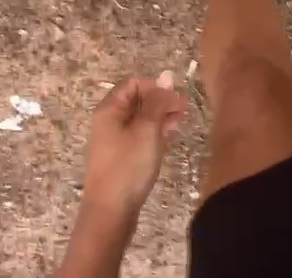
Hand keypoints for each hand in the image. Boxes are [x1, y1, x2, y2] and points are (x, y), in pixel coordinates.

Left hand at [80, 72, 187, 217]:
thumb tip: (167, 76)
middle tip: (183, 111)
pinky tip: (168, 140)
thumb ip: (158, 100)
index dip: (156, 86)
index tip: (176, 98)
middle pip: (138, 100)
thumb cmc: (129, 166)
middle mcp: (108, 121)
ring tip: (179, 126)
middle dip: (161, 102)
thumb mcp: (147, 128)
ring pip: (140, 120)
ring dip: (160, 118)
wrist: (110, 214)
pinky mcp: (119, 159)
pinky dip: (154, 134)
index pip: (134, 83)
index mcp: (110, 109)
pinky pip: (138, 137)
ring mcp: (112, 141)